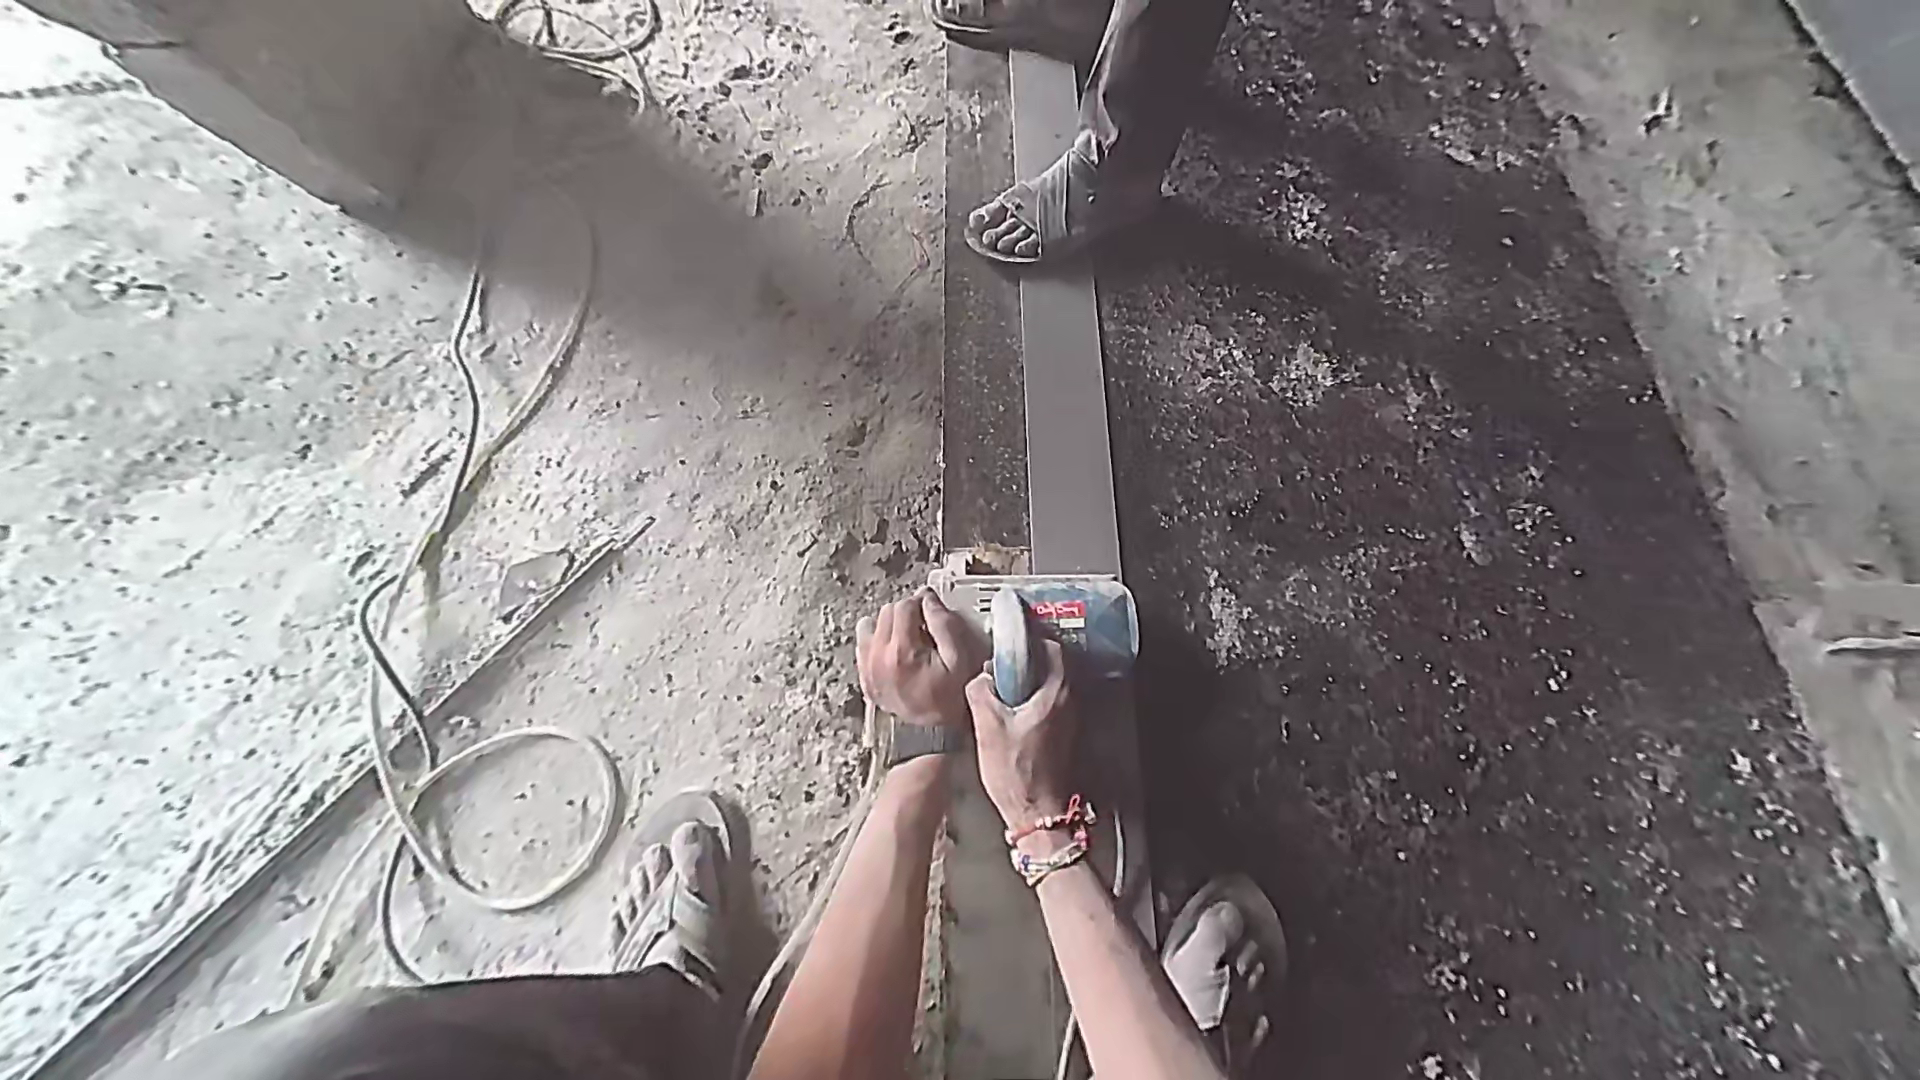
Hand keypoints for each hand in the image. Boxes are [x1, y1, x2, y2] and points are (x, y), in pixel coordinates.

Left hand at [857, 589, 982, 729]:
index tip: (933, 611)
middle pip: (887, 612)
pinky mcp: (864, 677)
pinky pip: (864, 644)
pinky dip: (878, 640)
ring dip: (891, 625)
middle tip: (925, 627)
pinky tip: (896, 650)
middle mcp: (877, 656)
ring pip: (872, 625)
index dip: (921, 602)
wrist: (933, 735)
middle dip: (906, 613)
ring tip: (909, 638)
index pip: (904, 605)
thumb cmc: (950, 697)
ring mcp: (867, 668)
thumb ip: (944, 624)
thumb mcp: (958, 659)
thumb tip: (928, 599)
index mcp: (901, 650)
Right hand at [964, 639, 1077, 829]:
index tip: (1011, 632)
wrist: (1038, 813)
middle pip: (1054, 662)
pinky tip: (1012, 701)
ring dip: (1032, 673)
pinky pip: (1051, 698)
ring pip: (1053, 680)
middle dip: (1030, 653)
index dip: (1031, 635)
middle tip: (1004, 653)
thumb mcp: (988, 727)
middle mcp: (1070, 700)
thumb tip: (980, 677)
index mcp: (1056, 692)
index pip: (1052, 647)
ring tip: (1004, 676)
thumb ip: (981, 692)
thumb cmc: (1016, 772)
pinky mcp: (1064, 731)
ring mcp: (1070, 717)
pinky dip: (1035, 691)